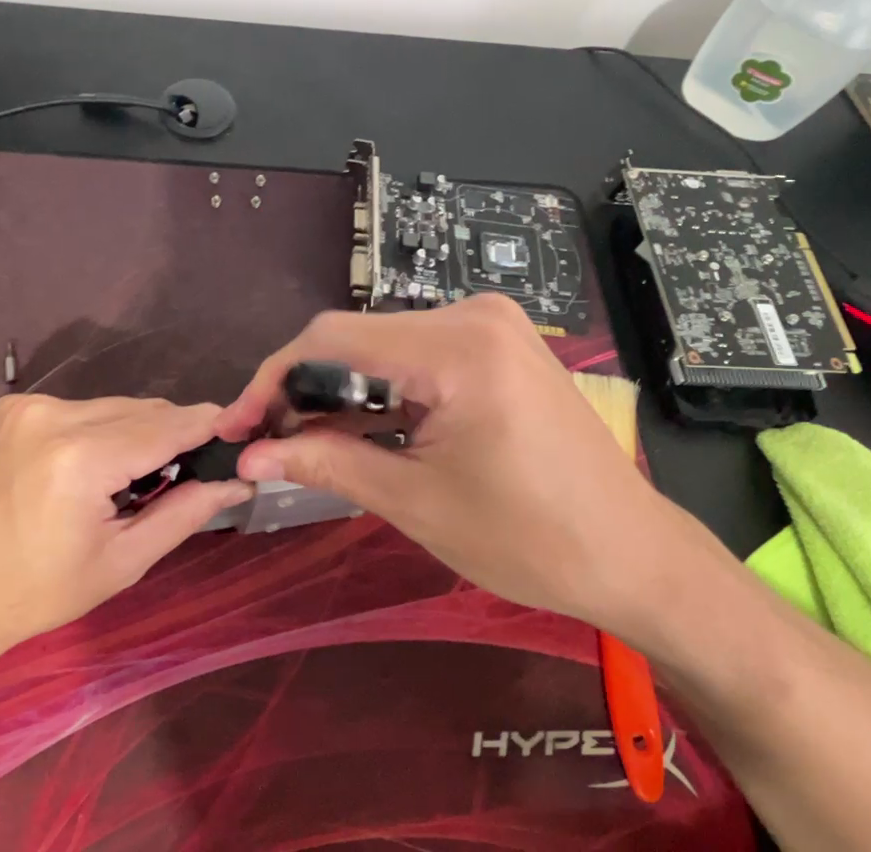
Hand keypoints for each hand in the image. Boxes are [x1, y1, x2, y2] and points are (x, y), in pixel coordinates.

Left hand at [0, 395, 252, 765]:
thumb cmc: (35, 594)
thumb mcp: (120, 562)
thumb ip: (183, 513)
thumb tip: (234, 482)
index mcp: (82, 457)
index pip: (168, 424)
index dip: (208, 426)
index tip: (238, 434)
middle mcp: (52, 416)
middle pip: (141, 409)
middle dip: (172, 434)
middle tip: (187, 473)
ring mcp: (25, 408)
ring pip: (109, 406)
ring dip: (134, 432)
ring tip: (134, 479)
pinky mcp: (7, 411)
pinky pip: (76, 410)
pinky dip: (97, 430)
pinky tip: (92, 469)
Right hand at [215, 295, 692, 631]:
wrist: (631, 555)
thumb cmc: (528, 539)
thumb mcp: (414, 501)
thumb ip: (326, 462)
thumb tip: (251, 456)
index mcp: (458, 347)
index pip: (332, 339)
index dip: (272, 381)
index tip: (238, 428)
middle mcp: (475, 315)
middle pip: (356, 338)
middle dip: (304, 389)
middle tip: (268, 444)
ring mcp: (493, 326)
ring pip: (383, 346)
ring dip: (340, 392)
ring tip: (305, 444)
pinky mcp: (500, 345)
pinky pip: (418, 356)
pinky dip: (382, 391)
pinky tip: (359, 430)